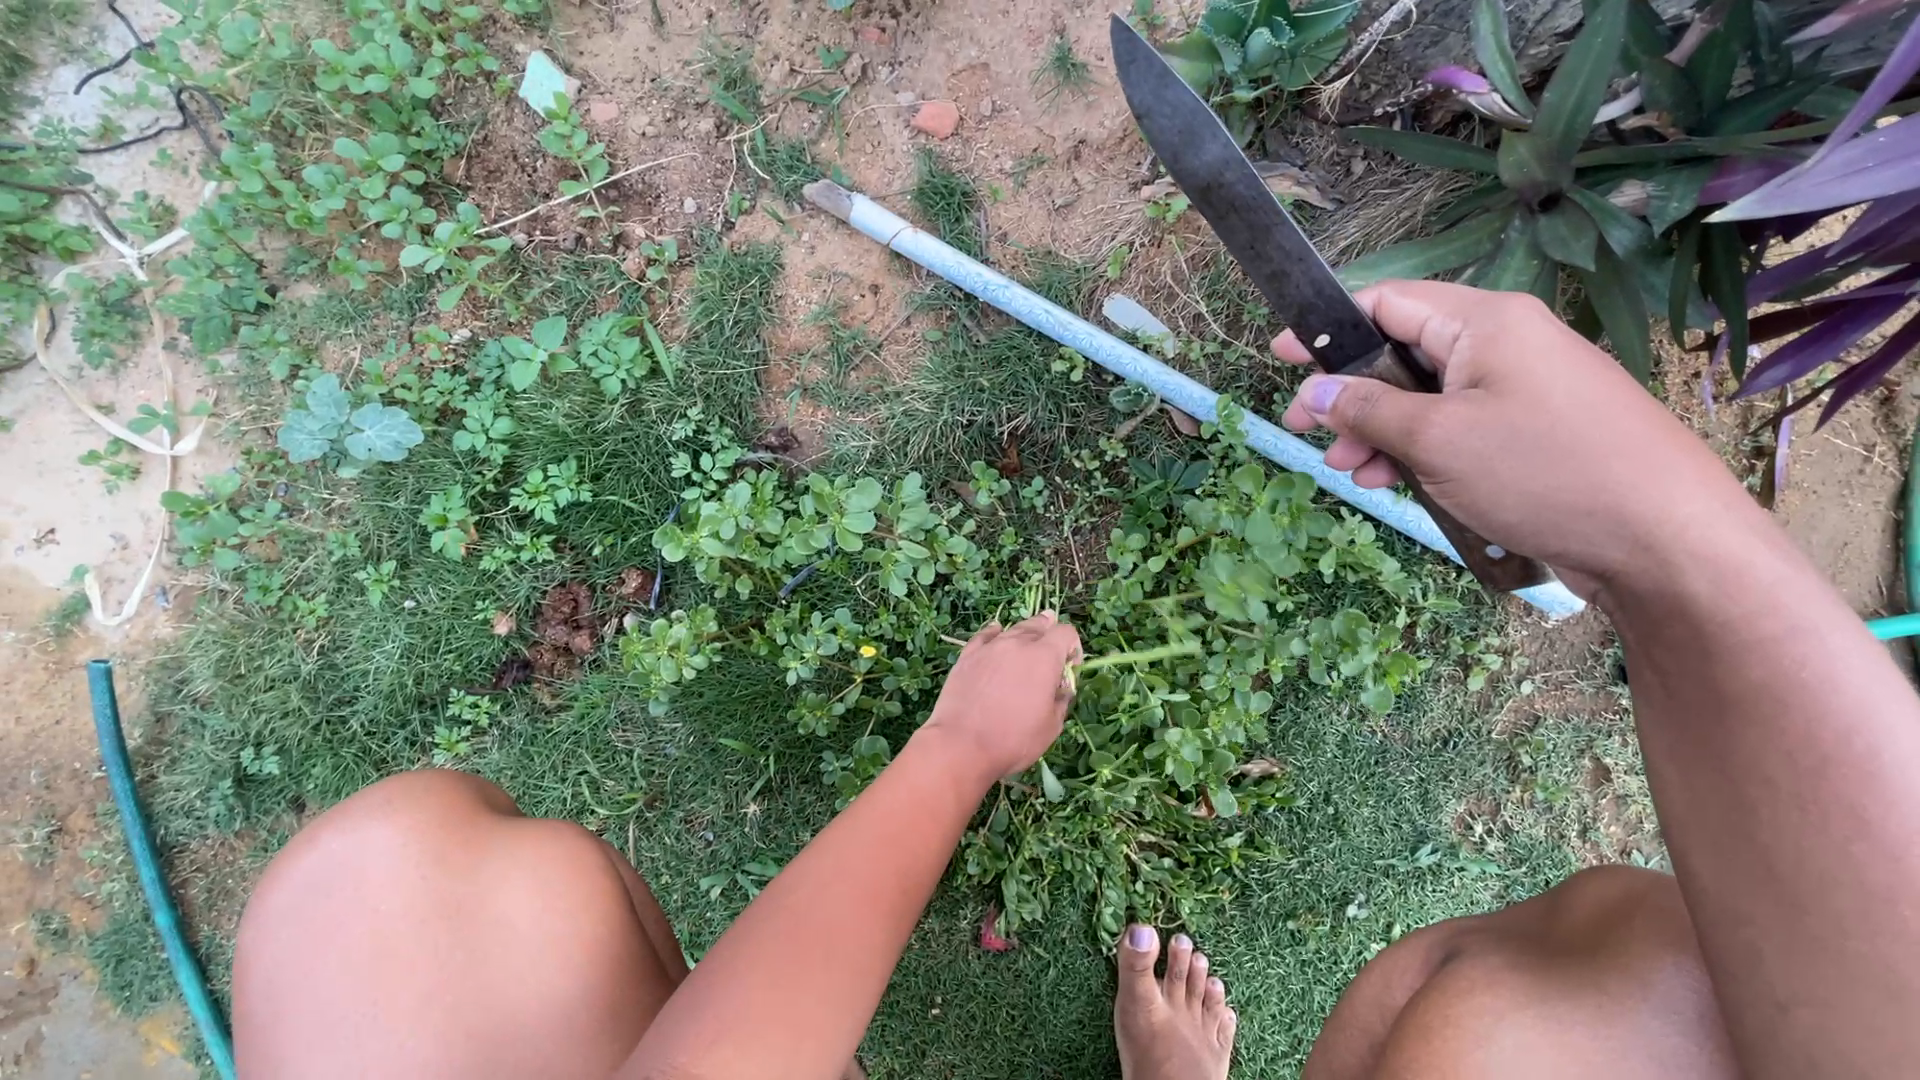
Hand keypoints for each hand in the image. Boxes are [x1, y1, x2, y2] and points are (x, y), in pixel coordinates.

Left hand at [917, 612, 1082, 783]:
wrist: (962, 744)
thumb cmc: (1013, 739)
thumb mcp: (1051, 726)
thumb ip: (1061, 700)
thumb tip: (1061, 689)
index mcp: (1044, 657)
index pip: (1066, 633)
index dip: (1074, 646)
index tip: (1071, 667)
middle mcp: (1017, 644)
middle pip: (1038, 626)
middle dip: (1049, 632)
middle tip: (1052, 645)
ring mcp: (990, 647)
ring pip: (1013, 629)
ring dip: (1025, 633)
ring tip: (1029, 636)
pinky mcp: (967, 656)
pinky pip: (985, 635)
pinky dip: (995, 632)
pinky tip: (996, 631)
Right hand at [1274, 280, 1755, 594]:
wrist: (1661, 540)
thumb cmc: (1540, 470)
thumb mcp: (1435, 438)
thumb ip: (1365, 409)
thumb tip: (1313, 390)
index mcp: (1485, 322)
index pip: (1388, 302)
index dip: (1329, 327)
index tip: (1281, 355)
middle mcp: (1504, 344)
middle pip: (1402, 354)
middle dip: (1349, 395)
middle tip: (1307, 432)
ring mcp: (1520, 388)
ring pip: (1425, 397)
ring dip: (1378, 430)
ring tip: (1352, 470)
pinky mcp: (1530, 430)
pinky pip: (1455, 426)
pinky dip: (1416, 449)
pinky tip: (1394, 481)